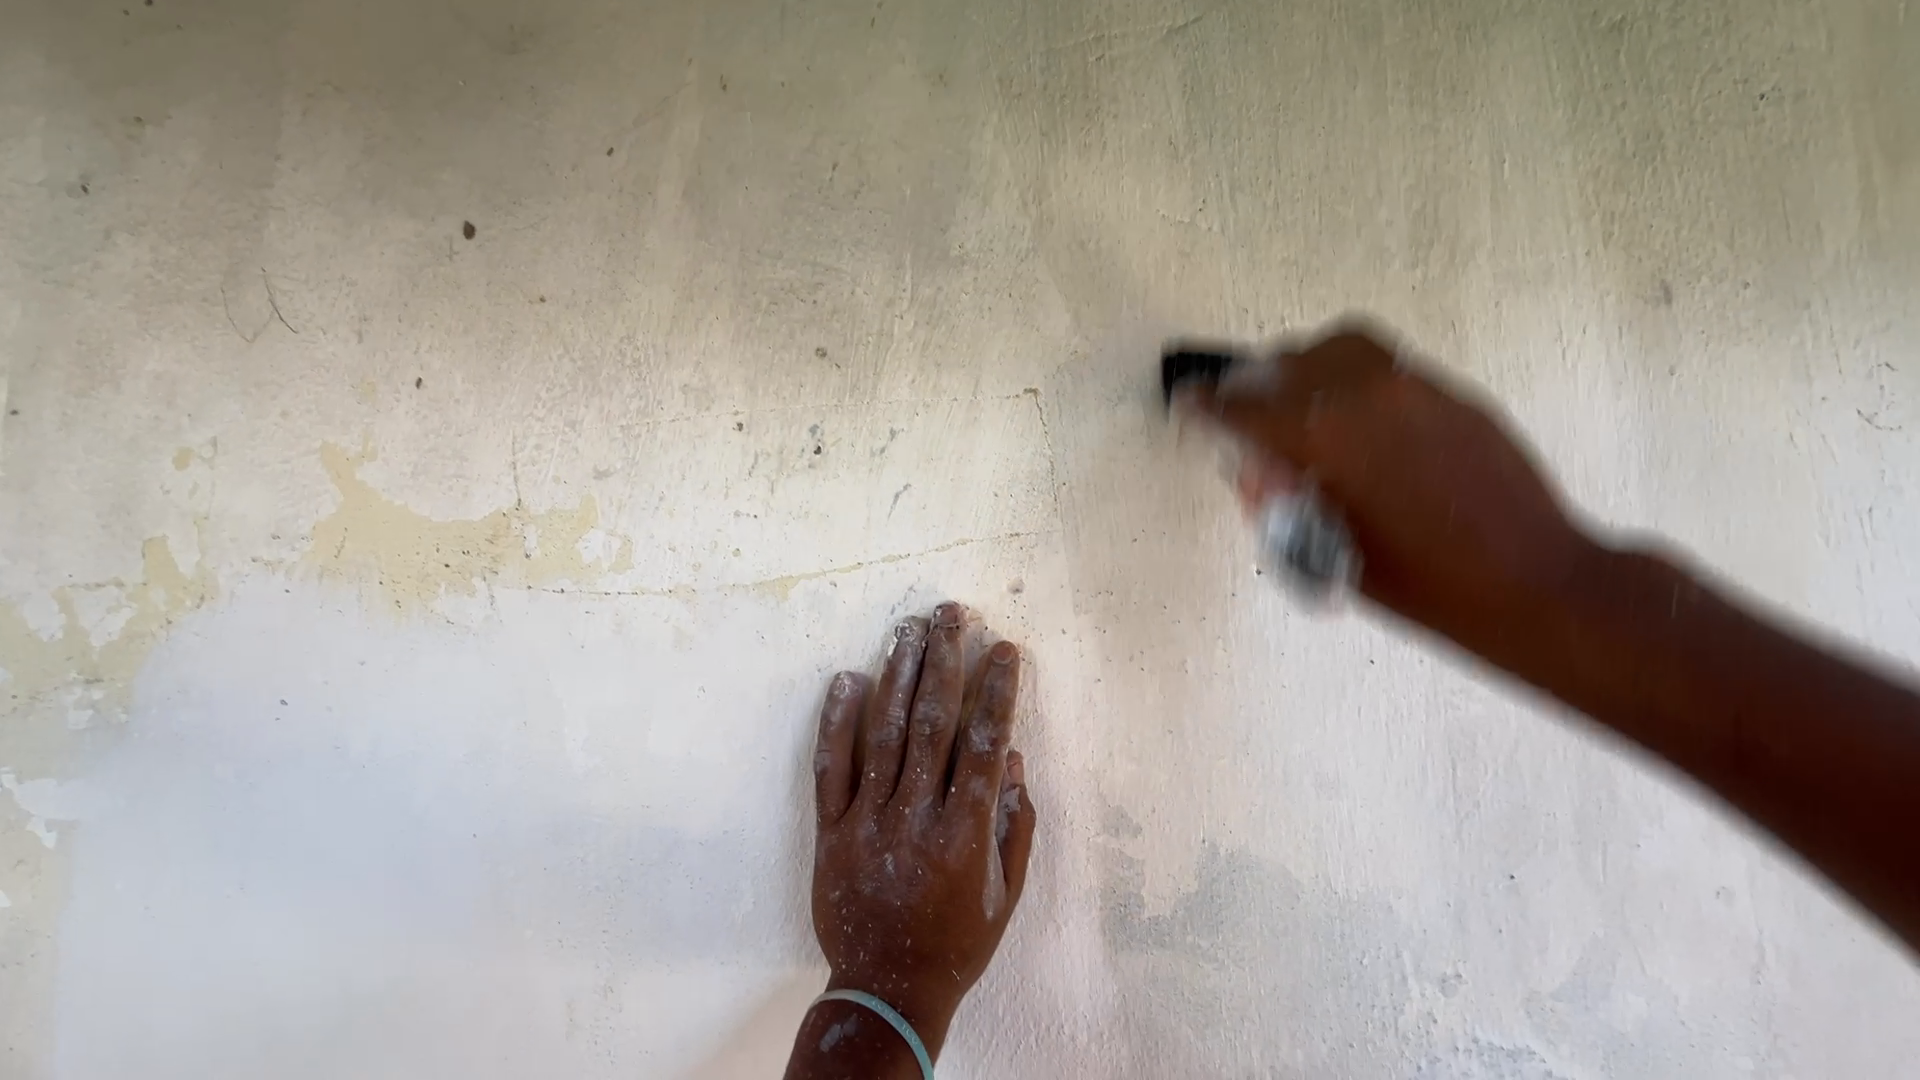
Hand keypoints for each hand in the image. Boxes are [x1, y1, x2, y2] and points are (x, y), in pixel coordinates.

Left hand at [806, 602, 1035, 1058]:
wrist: (884, 990)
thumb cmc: (956, 944)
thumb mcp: (1004, 896)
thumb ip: (1014, 827)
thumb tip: (1012, 761)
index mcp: (964, 833)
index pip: (983, 743)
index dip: (995, 690)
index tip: (1002, 647)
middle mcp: (916, 817)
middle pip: (932, 723)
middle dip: (944, 661)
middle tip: (950, 613)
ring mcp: (868, 820)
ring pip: (884, 733)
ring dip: (897, 674)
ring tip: (908, 629)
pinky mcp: (831, 830)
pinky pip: (831, 767)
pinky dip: (837, 721)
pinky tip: (846, 678)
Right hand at [1188, 320, 1596, 650]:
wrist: (1531, 583)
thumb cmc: (1417, 584)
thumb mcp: (1320, 551)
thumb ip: (1275, 500)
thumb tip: (1251, 466)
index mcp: (1323, 435)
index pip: (1244, 409)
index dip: (1207, 407)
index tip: (1189, 403)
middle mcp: (1365, 394)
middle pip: (1292, 361)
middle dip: (1259, 384)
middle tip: (1246, 410)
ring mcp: (1416, 387)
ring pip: (1343, 348)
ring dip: (1309, 369)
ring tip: (1302, 404)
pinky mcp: (1453, 395)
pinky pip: (1387, 370)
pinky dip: (1355, 385)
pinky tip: (1361, 428)